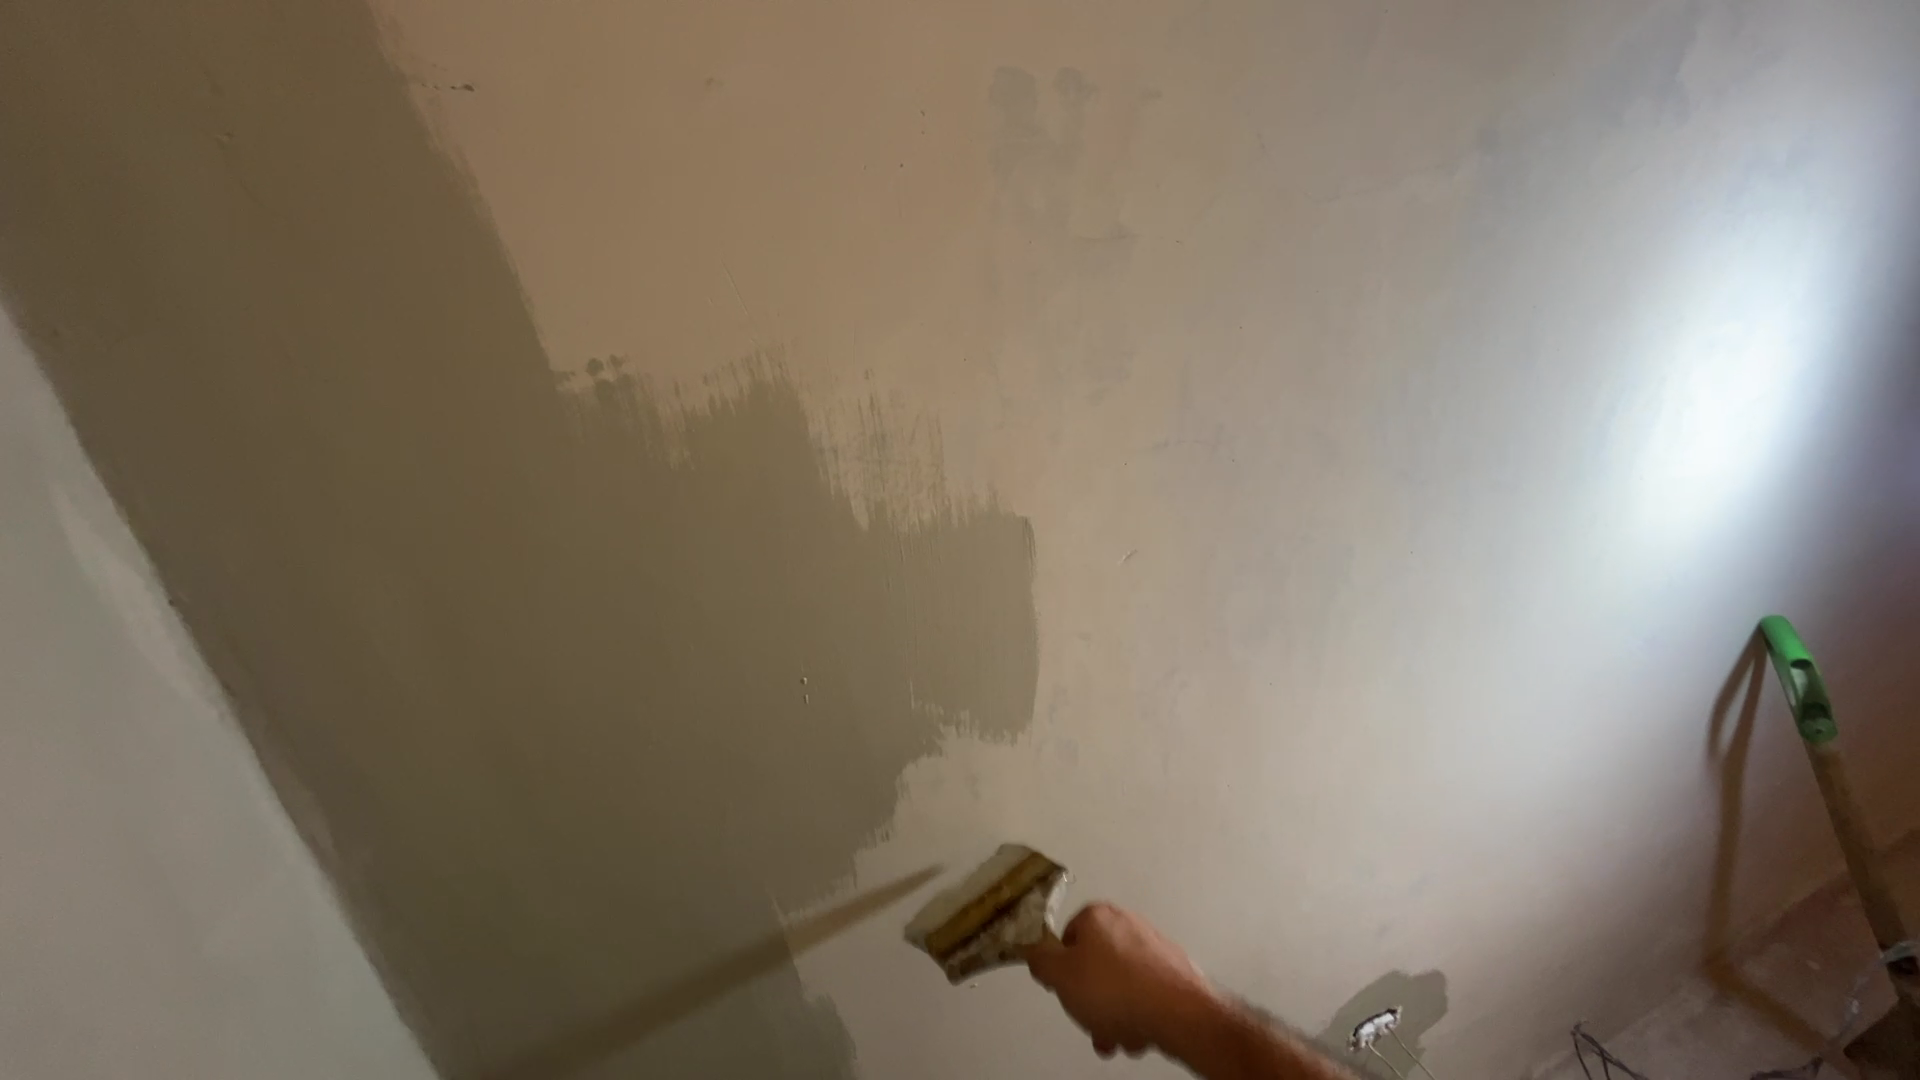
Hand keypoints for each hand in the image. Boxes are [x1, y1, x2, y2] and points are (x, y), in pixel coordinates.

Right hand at [1025, 902, 1219, 1059]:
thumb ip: (1041, 962)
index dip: (1062, 970)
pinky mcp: (1174, 969)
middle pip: (1095, 964)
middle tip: (1093, 1023)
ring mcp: (1152, 944)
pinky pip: (1145, 990)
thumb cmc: (1113, 989)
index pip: (1067, 938)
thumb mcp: (1060, 976)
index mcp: (1096, 915)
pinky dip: (1138, 1011)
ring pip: (1120, 982)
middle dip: (1091, 1000)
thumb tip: (1036, 953)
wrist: (1178, 1010)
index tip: (1066, 993)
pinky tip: (1139, 1033)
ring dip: (1113, 1012)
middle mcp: (1125, 921)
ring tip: (1117, 1037)